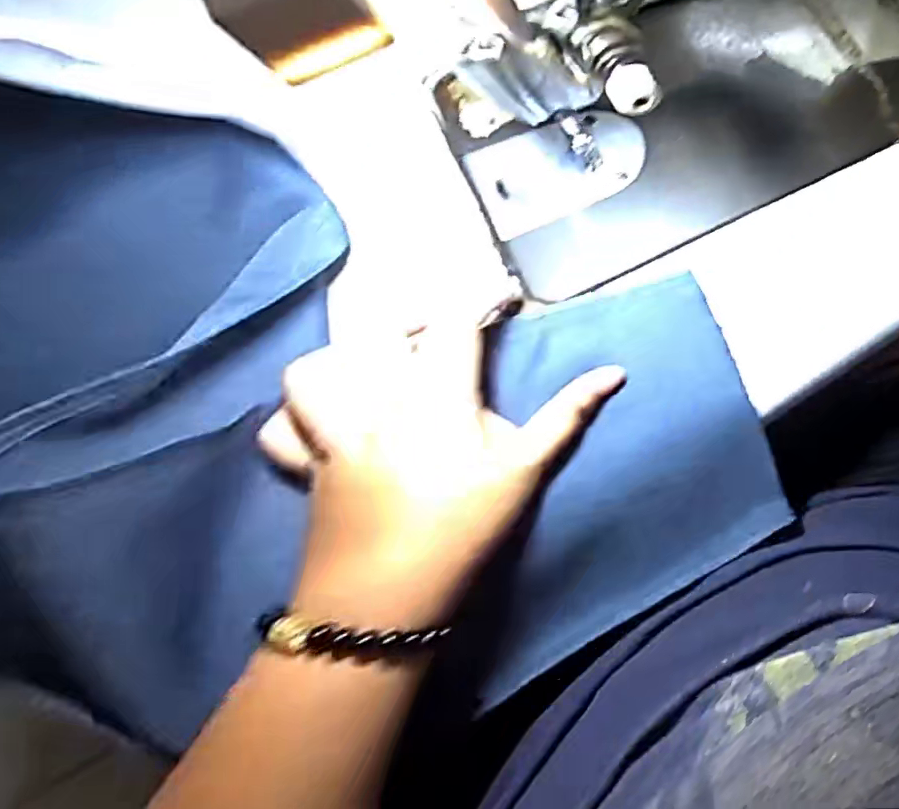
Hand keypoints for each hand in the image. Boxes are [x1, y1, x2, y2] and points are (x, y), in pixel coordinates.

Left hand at [259, 307, 624, 628]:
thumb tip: (615, 372)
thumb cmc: (466, 526)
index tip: (506, 296)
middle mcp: (376, 404)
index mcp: (435, 398)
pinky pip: (283, 425)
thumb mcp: (528, 467)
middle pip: (377, 333)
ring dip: (349, 356)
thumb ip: (568, 413)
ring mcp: (332, 435)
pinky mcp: (306, 467)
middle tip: (449, 332)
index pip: (453, 326)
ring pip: (315, 370)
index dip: (481, 300)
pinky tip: (335, 416)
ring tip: (385, 365)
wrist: (382, 602)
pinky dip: (303, 412)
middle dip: (416, 319)